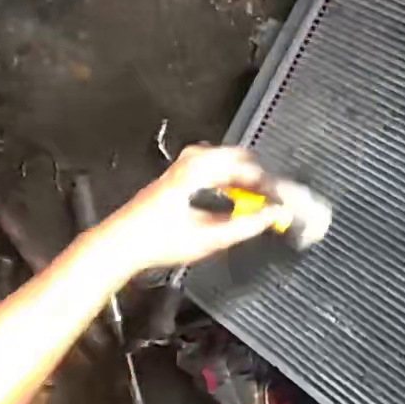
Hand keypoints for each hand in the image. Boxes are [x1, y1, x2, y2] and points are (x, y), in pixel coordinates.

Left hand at [88, 145, 283, 274]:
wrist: (121, 244)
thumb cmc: (157, 240)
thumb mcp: (209, 238)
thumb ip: (246, 226)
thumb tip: (272, 217)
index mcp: (199, 168)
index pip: (247, 167)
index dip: (269, 184)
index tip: (283, 198)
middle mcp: (191, 160)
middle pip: (237, 160)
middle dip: (258, 179)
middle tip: (274, 199)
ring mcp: (182, 166)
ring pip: (225, 163)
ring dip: (243, 180)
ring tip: (257, 200)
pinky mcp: (178, 176)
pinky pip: (213, 169)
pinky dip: (229, 181)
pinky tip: (233, 198)